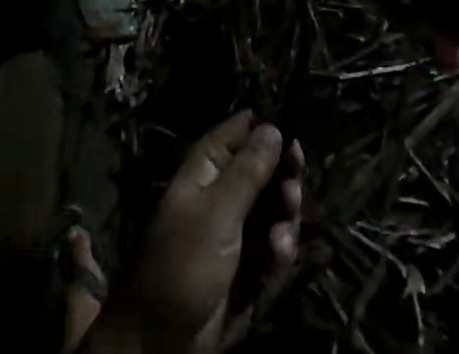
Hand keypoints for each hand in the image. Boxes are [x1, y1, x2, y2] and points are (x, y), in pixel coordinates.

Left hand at [112, 111, 302, 352]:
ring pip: (278, 207)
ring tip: (280, 237)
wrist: (165, 338)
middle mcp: (225, 191)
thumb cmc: (183, 262)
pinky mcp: (253, 261)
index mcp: (207, 169)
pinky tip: (278, 255)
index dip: (267, 130)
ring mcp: (241, 227)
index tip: (294, 137)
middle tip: (292, 193)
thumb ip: (248, 170)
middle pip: (268, 169)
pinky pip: (278, 244)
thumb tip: (273, 127)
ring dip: (286, 218)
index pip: (240, 132)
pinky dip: (282, 250)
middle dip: (285, 180)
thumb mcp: (217, 211)